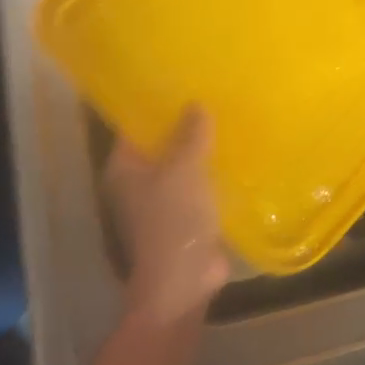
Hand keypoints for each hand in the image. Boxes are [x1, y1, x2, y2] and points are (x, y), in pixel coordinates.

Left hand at [108, 109, 228, 322]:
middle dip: (187, 128)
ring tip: (232, 122)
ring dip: (204, 153)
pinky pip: (202, 188)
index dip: (158, 106)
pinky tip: (239, 158)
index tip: (184, 84)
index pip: (137, 127)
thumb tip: (197, 105)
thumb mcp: (184, 168)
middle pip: (162, 146)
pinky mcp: (188, 219)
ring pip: (185, 167)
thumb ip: (191, 134)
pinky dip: (216, 176)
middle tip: (215, 97)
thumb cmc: (174, 219)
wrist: (184, 281)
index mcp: (124, 169)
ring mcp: (163, 203)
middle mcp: (139, 183)